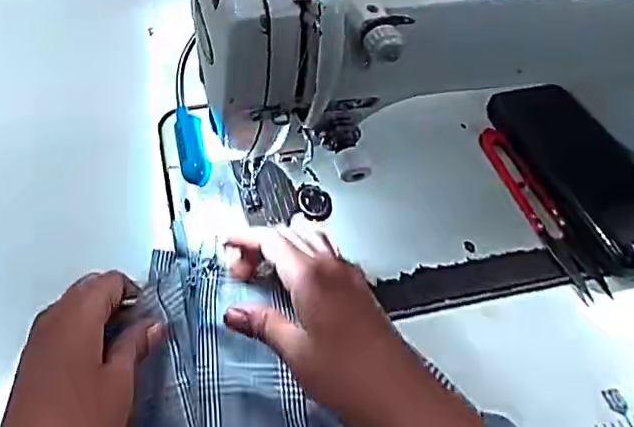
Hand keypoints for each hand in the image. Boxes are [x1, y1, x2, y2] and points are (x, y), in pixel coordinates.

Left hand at [1, 271, 165, 426]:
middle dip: (118, 305)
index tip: (151, 316)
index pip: (111, 279)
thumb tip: (149, 326)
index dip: (136, 294)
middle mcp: (54, 313)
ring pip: (75, 307)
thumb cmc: (72, 421)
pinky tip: (94, 366)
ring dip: (99, 321)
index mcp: (77, 309)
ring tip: (120, 354)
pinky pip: (61, 327)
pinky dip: (81, 334)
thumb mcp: (119, 384)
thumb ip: (136, 345)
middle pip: (91, 288)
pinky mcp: (32, 354)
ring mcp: (40, 333)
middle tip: (140, 332)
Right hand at [224, 226, 479, 426]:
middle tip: (242, 266)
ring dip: (285, 243)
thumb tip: (237, 314)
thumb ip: (264, 325)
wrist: (406, 401)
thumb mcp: (297, 354)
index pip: (268, 237)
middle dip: (259, 243)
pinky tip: (304, 277)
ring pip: (309, 237)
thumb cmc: (358, 379)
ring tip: (269, 265)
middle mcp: (330, 267)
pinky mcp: (360, 289)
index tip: (227, 242)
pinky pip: (327, 252)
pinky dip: (307, 253)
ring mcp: (348, 275)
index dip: (243, 237)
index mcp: (309, 274)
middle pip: (287, 232)